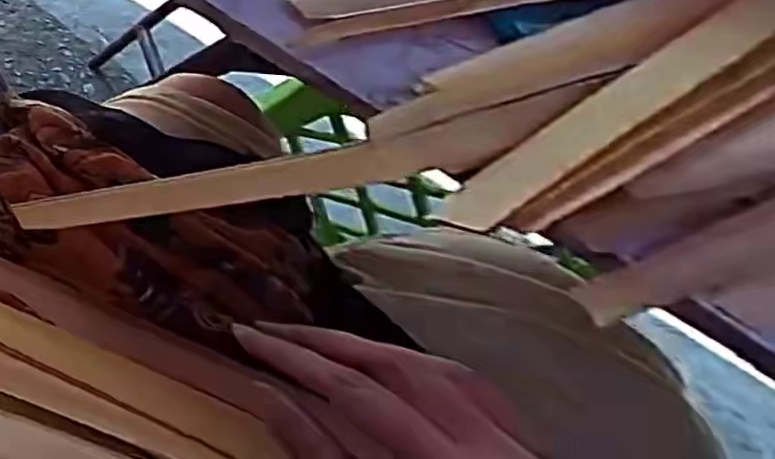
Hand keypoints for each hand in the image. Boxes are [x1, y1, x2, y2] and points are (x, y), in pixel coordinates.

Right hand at [234, 322, 534, 458]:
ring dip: (365, 346)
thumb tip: (268, 395)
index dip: (292, 357)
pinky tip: (391, 367)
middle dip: (321, 340)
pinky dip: (417, 367)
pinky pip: (469, 388)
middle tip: (268, 329)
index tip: (243, 335)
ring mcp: (515, 448)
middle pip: (391, 364)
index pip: (353, 391)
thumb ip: (324, 458)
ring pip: (430, 367)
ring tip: (317, 341)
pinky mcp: (530, 454)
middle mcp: (485, 447)